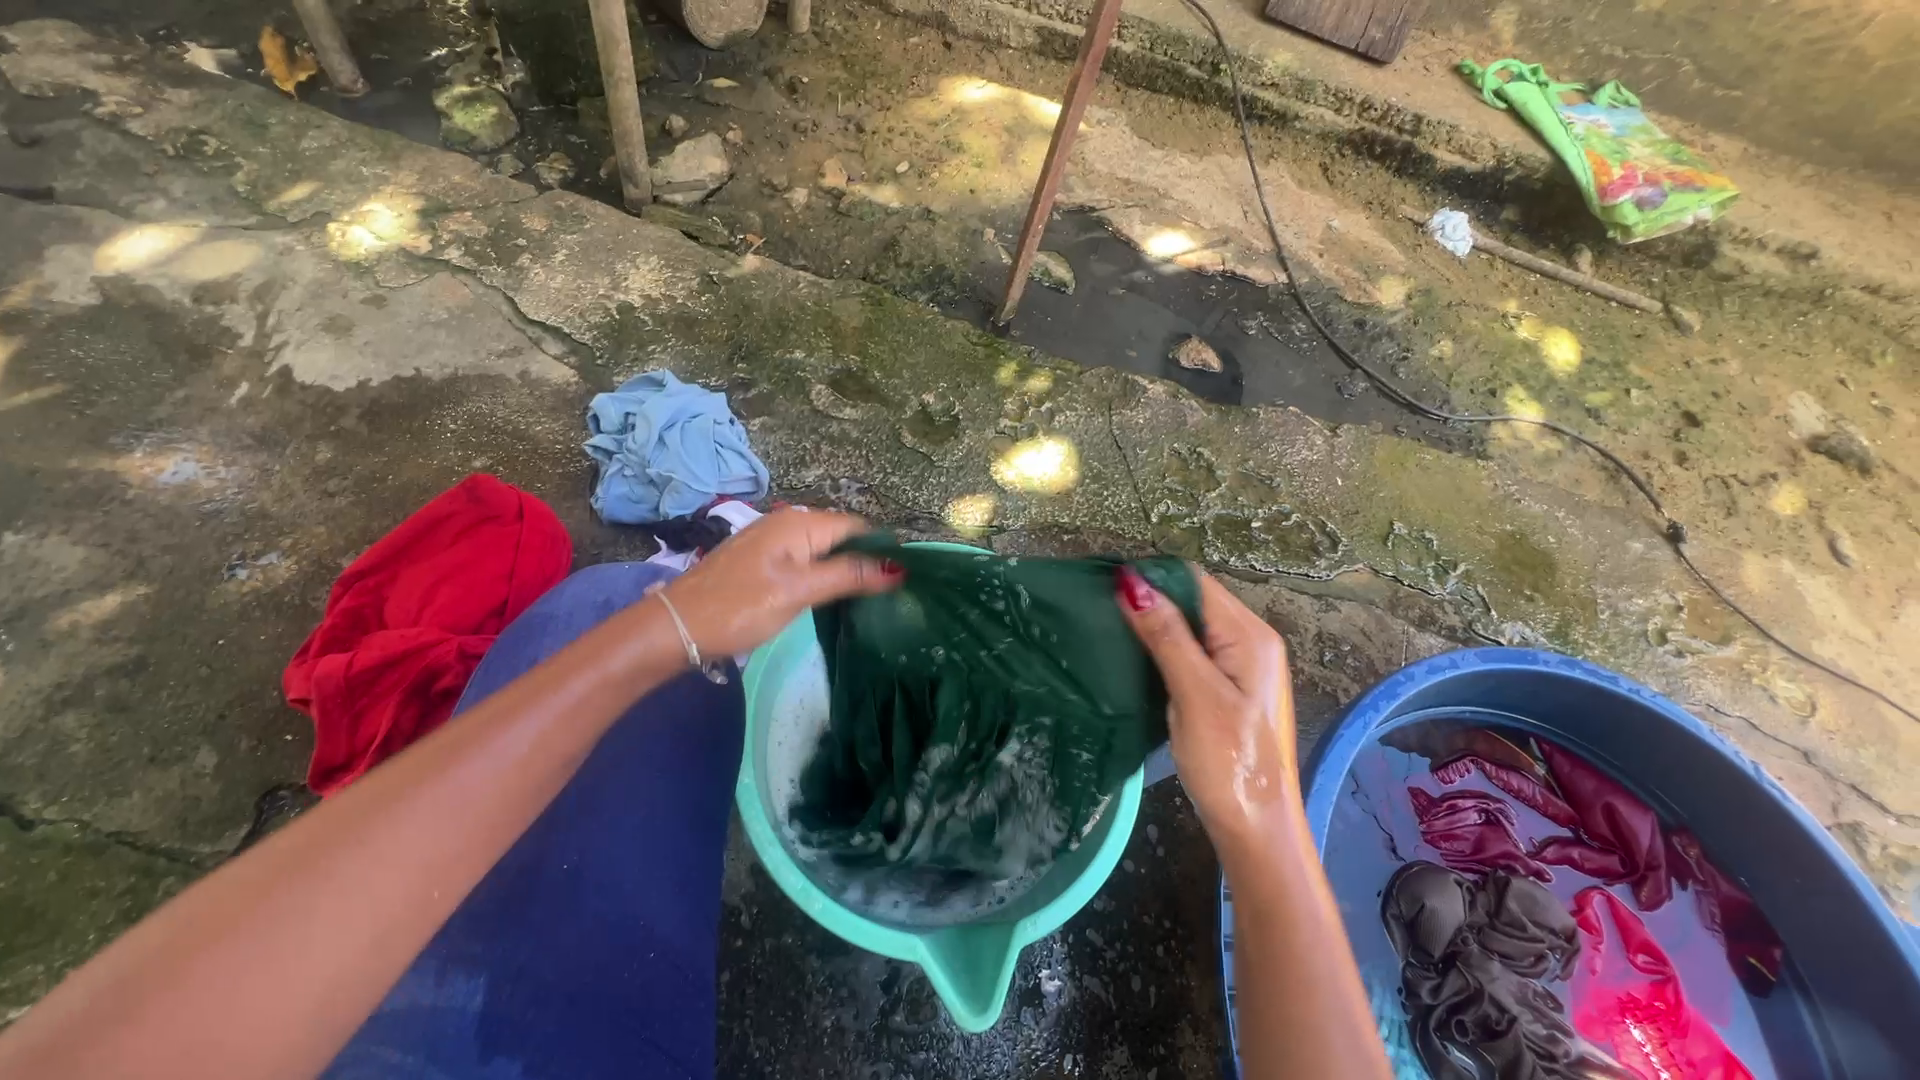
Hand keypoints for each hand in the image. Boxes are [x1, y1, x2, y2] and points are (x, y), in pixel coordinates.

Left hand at [659, 508, 901, 657]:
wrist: (676, 627)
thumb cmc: (740, 607)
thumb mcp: (800, 592)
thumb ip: (849, 576)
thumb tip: (897, 568)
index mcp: (798, 523)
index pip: (856, 526)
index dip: (881, 549)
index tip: (904, 579)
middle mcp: (785, 522)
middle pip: (840, 536)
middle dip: (864, 559)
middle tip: (888, 594)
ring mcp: (770, 542)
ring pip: (821, 550)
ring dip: (843, 570)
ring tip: (865, 600)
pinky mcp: (759, 562)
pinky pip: (803, 560)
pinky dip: (820, 575)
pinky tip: (826, 598)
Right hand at [1116, 566, 1297, 847]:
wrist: (1255, 828)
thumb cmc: (1228, 763)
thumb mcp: (1194, 695)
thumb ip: (1166, 636)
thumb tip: (1131, 582)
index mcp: (1249, 636)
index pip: (1194, 582)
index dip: (1150, 579)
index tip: (1102, 587)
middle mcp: (1250, 641)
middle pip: (1192, 600)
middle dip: (1149, 600)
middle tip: (1097, 610)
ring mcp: (1240, 666)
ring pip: (1189, 626)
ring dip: (1153, 626)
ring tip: (1107, 631)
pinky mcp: (1227, 688)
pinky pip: (1190, 651)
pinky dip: (1162, 650)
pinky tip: (1133, 660)